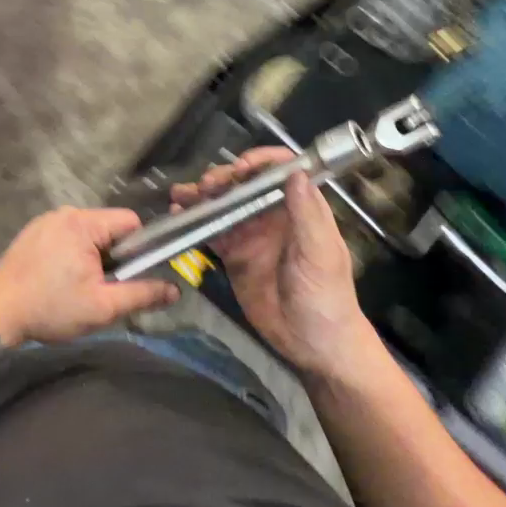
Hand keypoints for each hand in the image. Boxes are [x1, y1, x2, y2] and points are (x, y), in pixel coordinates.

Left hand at [0, 207, 181, 343]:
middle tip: (104, 287)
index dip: (139, 248)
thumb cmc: (51, 308)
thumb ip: (142, 294)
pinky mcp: (32, 233)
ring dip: (93, 256)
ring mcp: (45, 221)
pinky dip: (72, 255)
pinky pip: (66, 237)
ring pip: (88, 234)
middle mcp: (64, 213)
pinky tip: (61, 280)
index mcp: (83, 223)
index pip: (130, 222)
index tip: (130, 275)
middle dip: (114, 255)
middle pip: (109, 228)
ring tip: (80, 287)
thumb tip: (175, 290)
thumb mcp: (103, 307)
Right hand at [172, 148, 374, 375]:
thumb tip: (295, 173)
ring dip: (204, 195)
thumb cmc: (326, 296)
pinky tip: (179, 214)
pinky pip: (212, 231)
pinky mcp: (234, 256)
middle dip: (224, 177)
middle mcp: (274, 215)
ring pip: (225, 204)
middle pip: (245, 183)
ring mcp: (252, 234)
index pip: (281, 170)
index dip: (260, 162)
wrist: (314, 344)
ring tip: (183, 195)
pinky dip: (195, 221)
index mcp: (301, 208)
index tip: (240, 168)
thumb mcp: (320, 254)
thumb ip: (307, 214)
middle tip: (206, 186)